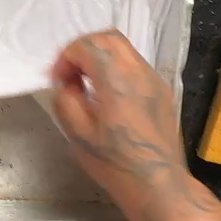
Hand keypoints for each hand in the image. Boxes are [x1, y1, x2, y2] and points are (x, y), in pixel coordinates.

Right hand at [49, 30, 191, 214]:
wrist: (157, 183)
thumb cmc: (114, 162)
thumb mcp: (77, 133)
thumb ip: (66, 99)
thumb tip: (67, 85)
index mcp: (116, 79)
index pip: (87, 45)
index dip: (66, 58)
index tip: (58, 82)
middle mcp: (139, 71)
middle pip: (108, 38)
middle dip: (83, 50)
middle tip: (70, 75)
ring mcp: (155, 79)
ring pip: (125, 50)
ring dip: (101, 58)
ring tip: (88, 85)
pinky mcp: (162, 91)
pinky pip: (135, 66)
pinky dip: (116, 69)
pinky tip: (108, 96)